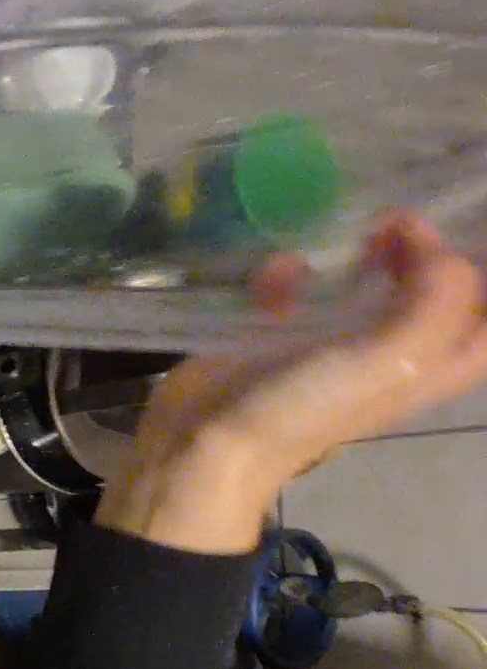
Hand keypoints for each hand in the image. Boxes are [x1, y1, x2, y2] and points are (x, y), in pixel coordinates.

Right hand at [97, 212, 486, 553]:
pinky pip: (290, 293)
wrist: (207, 444)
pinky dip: (286, 275)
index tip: (451, 226)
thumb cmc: (306, 408)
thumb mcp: (397, 355)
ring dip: (359, 254)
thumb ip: (439, 292)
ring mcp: (328, 341)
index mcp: (440, 358)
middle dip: (423, 249)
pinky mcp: (269, 338)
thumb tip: (419, 240)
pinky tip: (276, 269)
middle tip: (394, 224)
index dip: (475, 261)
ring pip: (363, 282)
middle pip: (431, 284)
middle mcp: (391, 347)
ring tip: (350, 235)